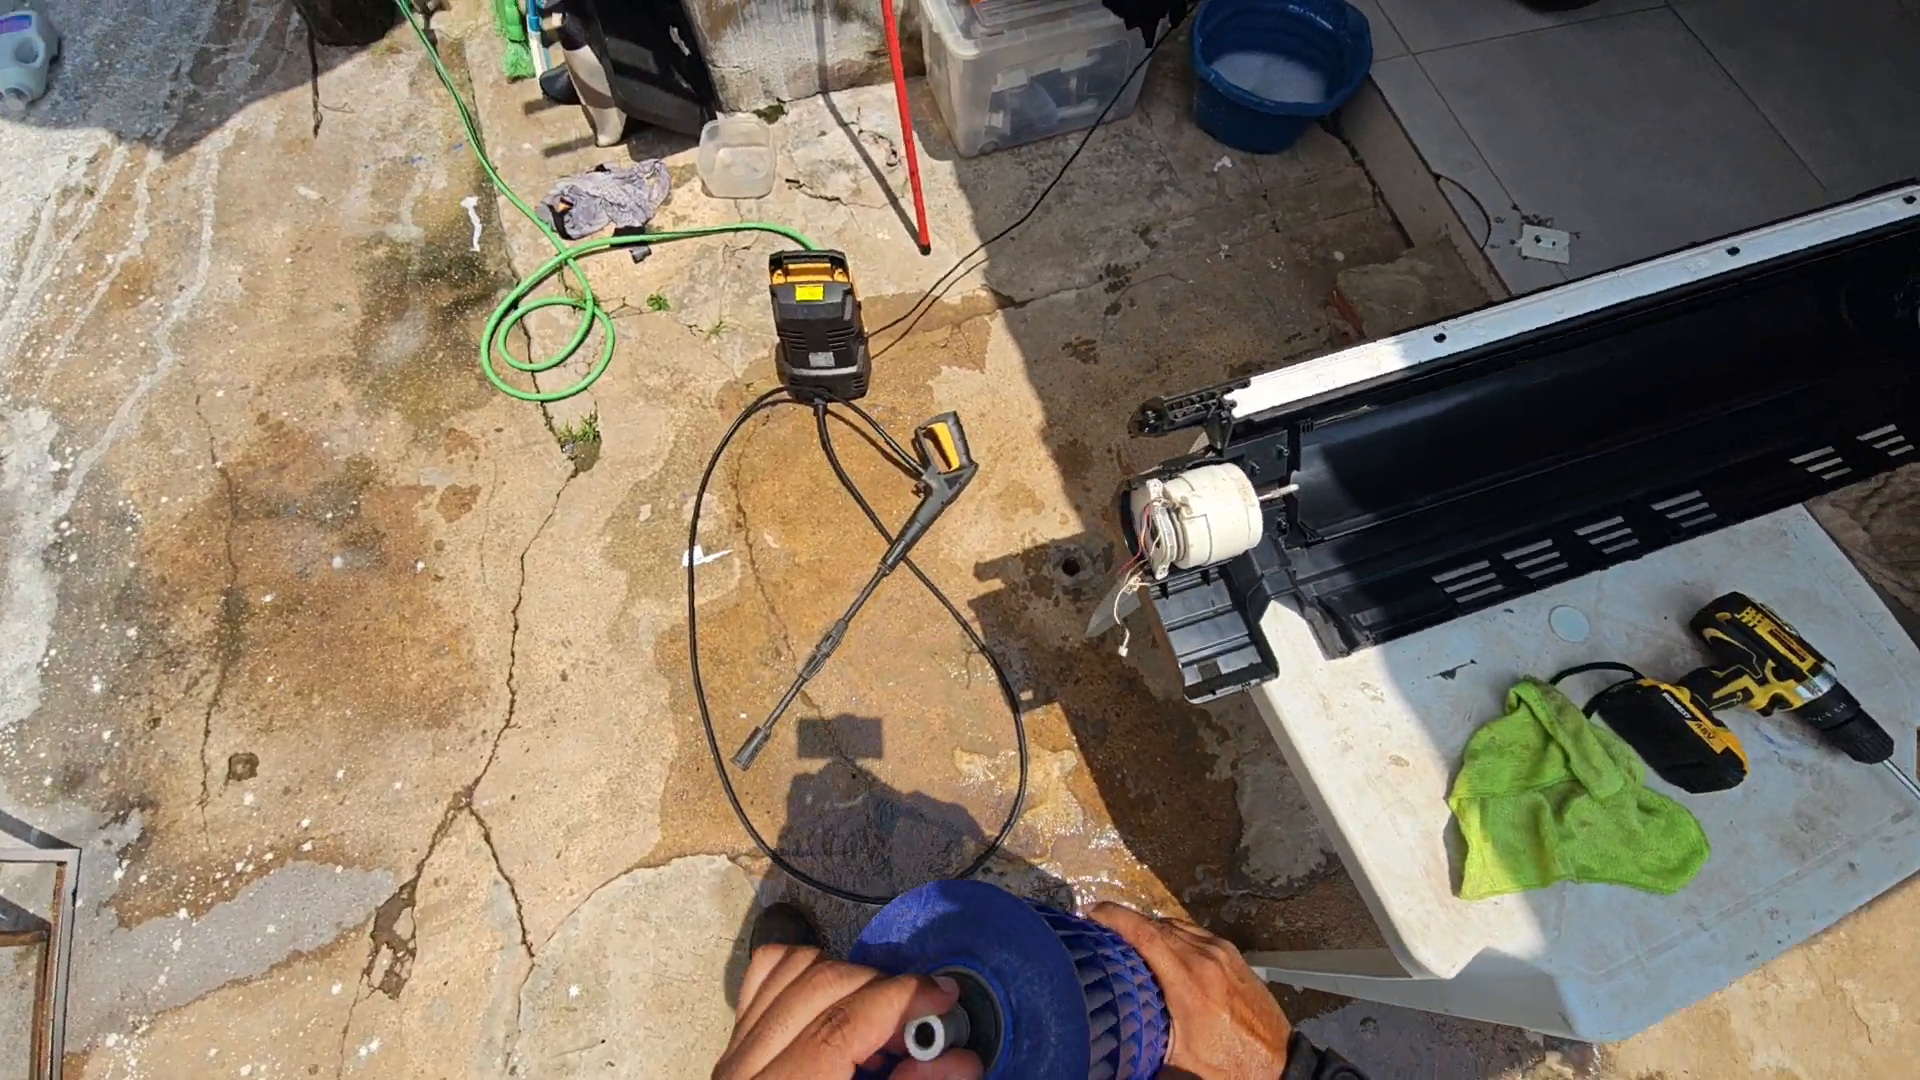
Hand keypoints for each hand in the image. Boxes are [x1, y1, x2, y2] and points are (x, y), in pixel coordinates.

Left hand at [714, 944, 984, 1079]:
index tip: (945, 997)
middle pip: (822, 985)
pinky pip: (769, 973)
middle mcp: (744, 1070)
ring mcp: (734, 1053)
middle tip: (923, 1020)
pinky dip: (810, 968)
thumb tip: (962, 1058)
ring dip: (851, 977)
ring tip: (883, 1020)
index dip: (901, 1001)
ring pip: (794, 968)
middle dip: (885, 988)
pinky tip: (840, 998)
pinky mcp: (736, 1045)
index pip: (841, 1024)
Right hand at [1088, 902, 1290, 1079]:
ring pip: (1172, 924)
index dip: (1114, 917)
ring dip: (1147, 926)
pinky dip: (1169, 932)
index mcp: (1190, 981)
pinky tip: (1160, 946)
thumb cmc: (1229, 1068)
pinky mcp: (1230, 951)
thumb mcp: (1179, 1061)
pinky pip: (1190, 930)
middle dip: (1124, 920)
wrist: (1280, 1066)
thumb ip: (1142, 1041)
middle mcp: (1205, 956)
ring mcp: (1220, 949)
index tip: (1090, 912)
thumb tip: (1108, 1035)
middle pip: (1154, 924)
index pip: (1145, 933)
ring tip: (1125, 937)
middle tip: (1099, 927)